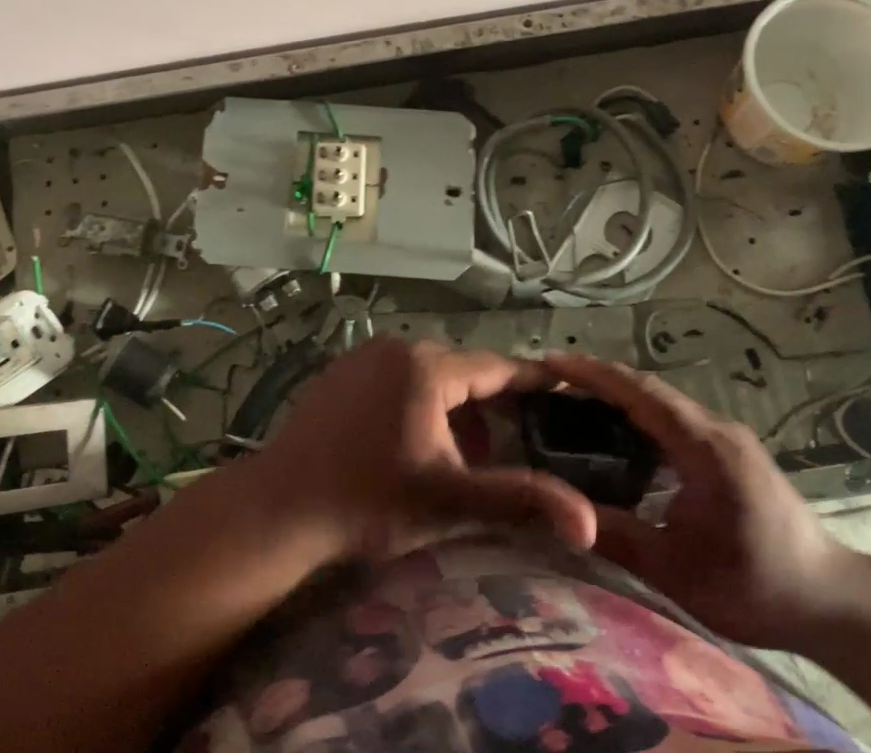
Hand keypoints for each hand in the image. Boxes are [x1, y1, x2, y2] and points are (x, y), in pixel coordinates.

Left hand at [251, 338, 596, 561]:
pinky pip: (393, 381)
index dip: (532, 384)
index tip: (564, 396)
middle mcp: (392, 348)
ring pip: (426, 376)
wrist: (280, 509)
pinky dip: (415, 406)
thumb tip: (590, 523)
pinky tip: (413, 447)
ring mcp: (359, 359)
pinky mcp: (336, 377)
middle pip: (461, 372)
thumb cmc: (368, 502)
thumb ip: (521, 502)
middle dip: (489, 408)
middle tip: (513, 447)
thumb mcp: (450, 502)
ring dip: (451, 411)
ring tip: (464, 458)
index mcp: (425, 367)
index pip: (496, 367)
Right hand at [540, 353, 870, 651]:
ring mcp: (728, 440)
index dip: (591, 374)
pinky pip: (675, 422)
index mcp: (704, 447)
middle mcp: (717, 431)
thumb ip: (614, 534)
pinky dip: (638, 418)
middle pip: (648, 390)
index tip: (548, 361)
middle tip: (546, 383)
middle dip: (596, 380)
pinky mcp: (731, 455)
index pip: (639, 393)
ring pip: (662, 404)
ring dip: (616, 398)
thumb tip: (554, 510)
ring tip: (568, 403)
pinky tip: (613, 437)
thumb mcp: (674, 568)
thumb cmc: (755, 585)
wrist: (833, 601)